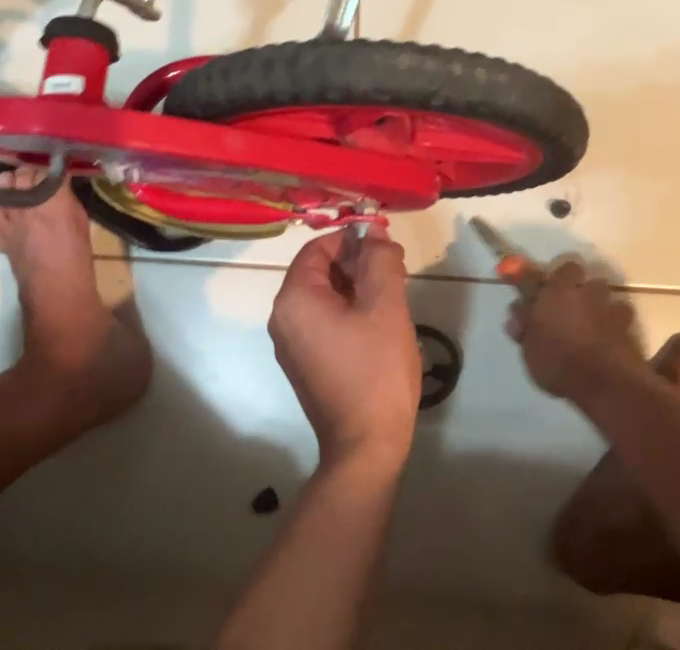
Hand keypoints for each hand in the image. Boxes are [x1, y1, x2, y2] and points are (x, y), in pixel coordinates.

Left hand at [270, 228, 420, 467]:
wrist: (365, 446)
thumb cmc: (376, 371)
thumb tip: (374, 232)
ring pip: (323, 298)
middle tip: (396, 268)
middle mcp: (282, 318)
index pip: (318, 249)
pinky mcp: (304, 363)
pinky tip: (379, 322)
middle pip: (318, 272)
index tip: (387, 245)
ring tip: (393, 293)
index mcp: (294, 299)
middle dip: (357, 264)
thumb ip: (380, 261)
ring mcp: (290, 344)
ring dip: (356, 287)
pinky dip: (348, 312)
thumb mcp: (386, 307)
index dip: (352, 240)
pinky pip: (323, 322)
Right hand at [505, 260, 646, 402]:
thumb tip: (516, 318)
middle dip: (567, 280)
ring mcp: (605, 303)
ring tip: (587, 317)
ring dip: (592, 297)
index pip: (533, 273)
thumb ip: (524, 330)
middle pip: (573, 269)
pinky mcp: (627, 321)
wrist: (605, 384)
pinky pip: (619, 311)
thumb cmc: (558, 365)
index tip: (525, 285)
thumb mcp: (529, 351)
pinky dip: (613, 318)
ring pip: (599, 287)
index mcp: (551, 293)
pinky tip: (608, 333)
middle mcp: (578, 290)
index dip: (528, 277)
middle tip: (561, 301)